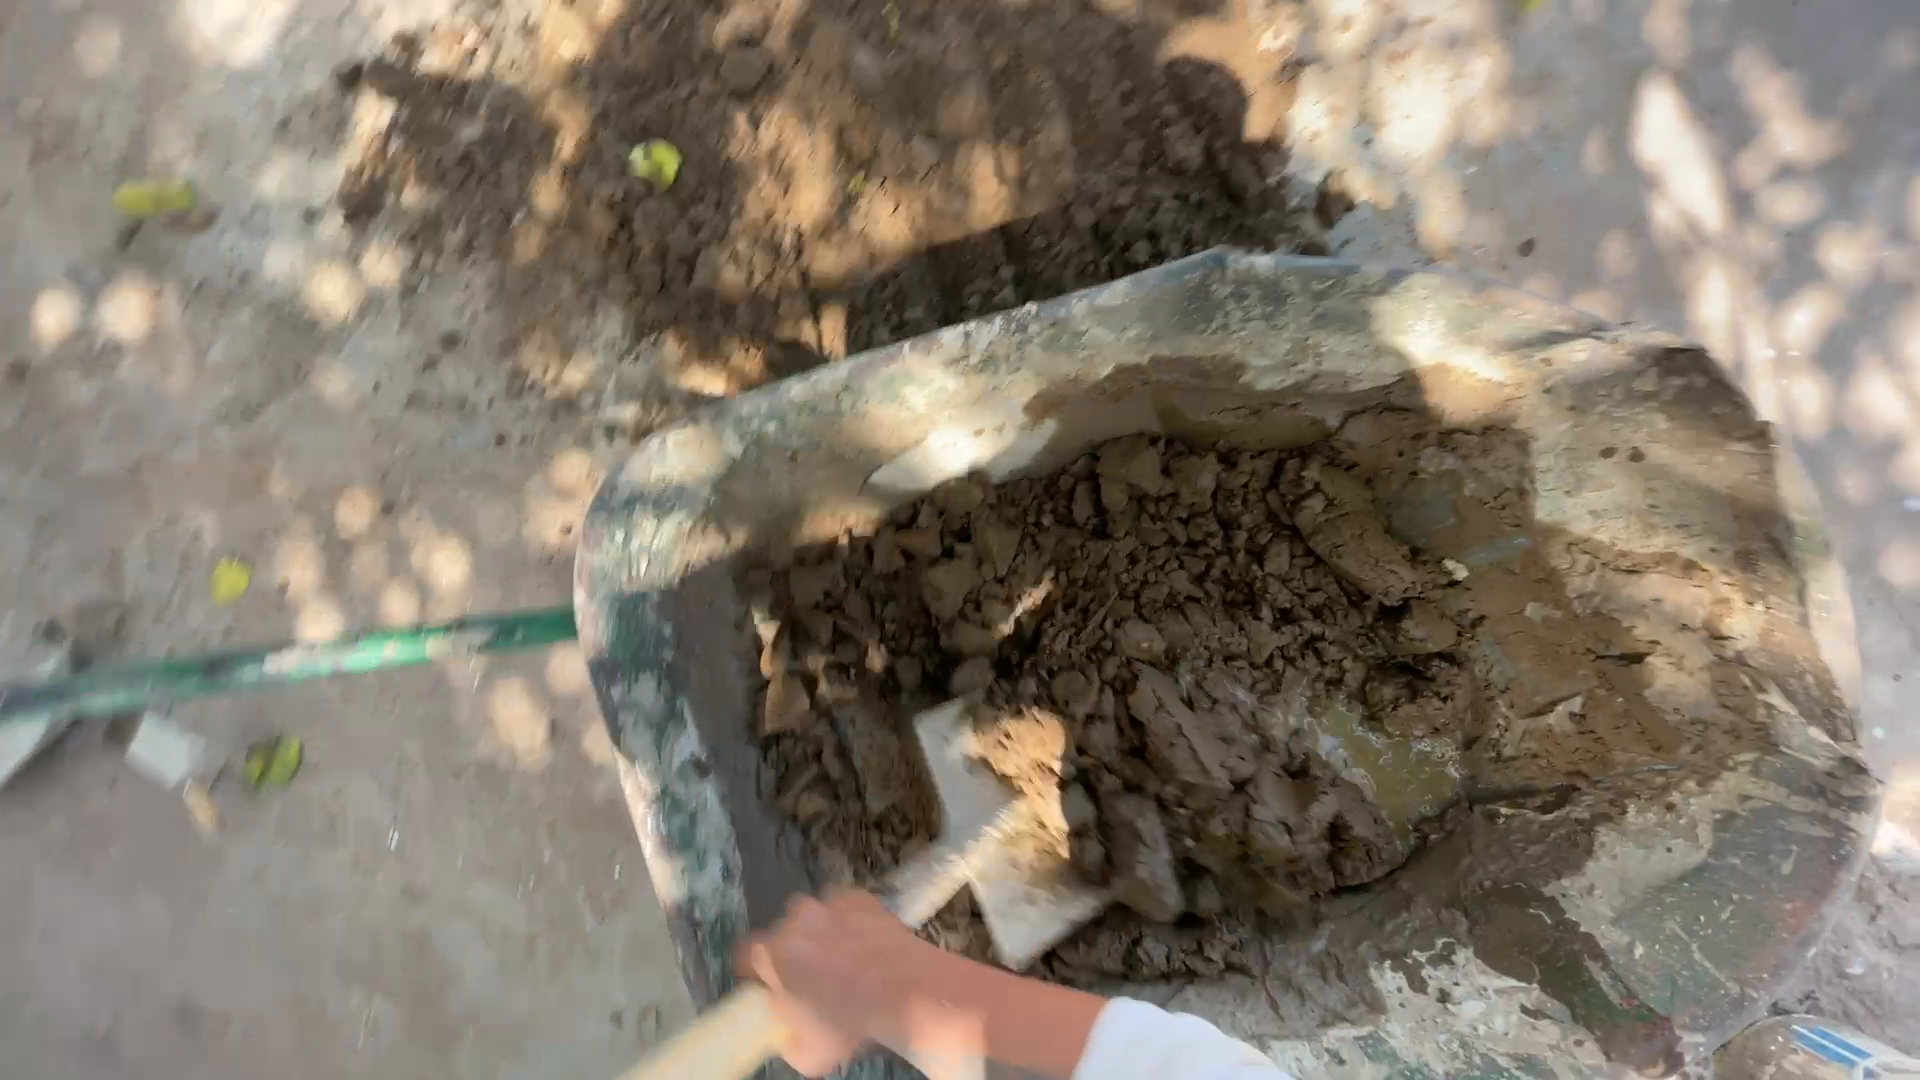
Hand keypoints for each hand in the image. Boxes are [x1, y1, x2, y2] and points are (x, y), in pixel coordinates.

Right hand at [737, 889, 930, 1076]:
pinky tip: (864, 943)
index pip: (746, 955)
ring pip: (815, 916)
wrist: (902, 989)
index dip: (754, 970)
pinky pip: (845, 908)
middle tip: (809, 975)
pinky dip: (850, 921)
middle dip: (791, 950)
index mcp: (773, 953)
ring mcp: (830, 903)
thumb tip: (788, 1027)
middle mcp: (796, 918)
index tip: (764, 983)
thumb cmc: (849, 1022)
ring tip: (841, 958)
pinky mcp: (860, 896)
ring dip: (821, 932)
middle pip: (783, 931)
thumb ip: (785, 1034)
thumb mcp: (804, 1053)